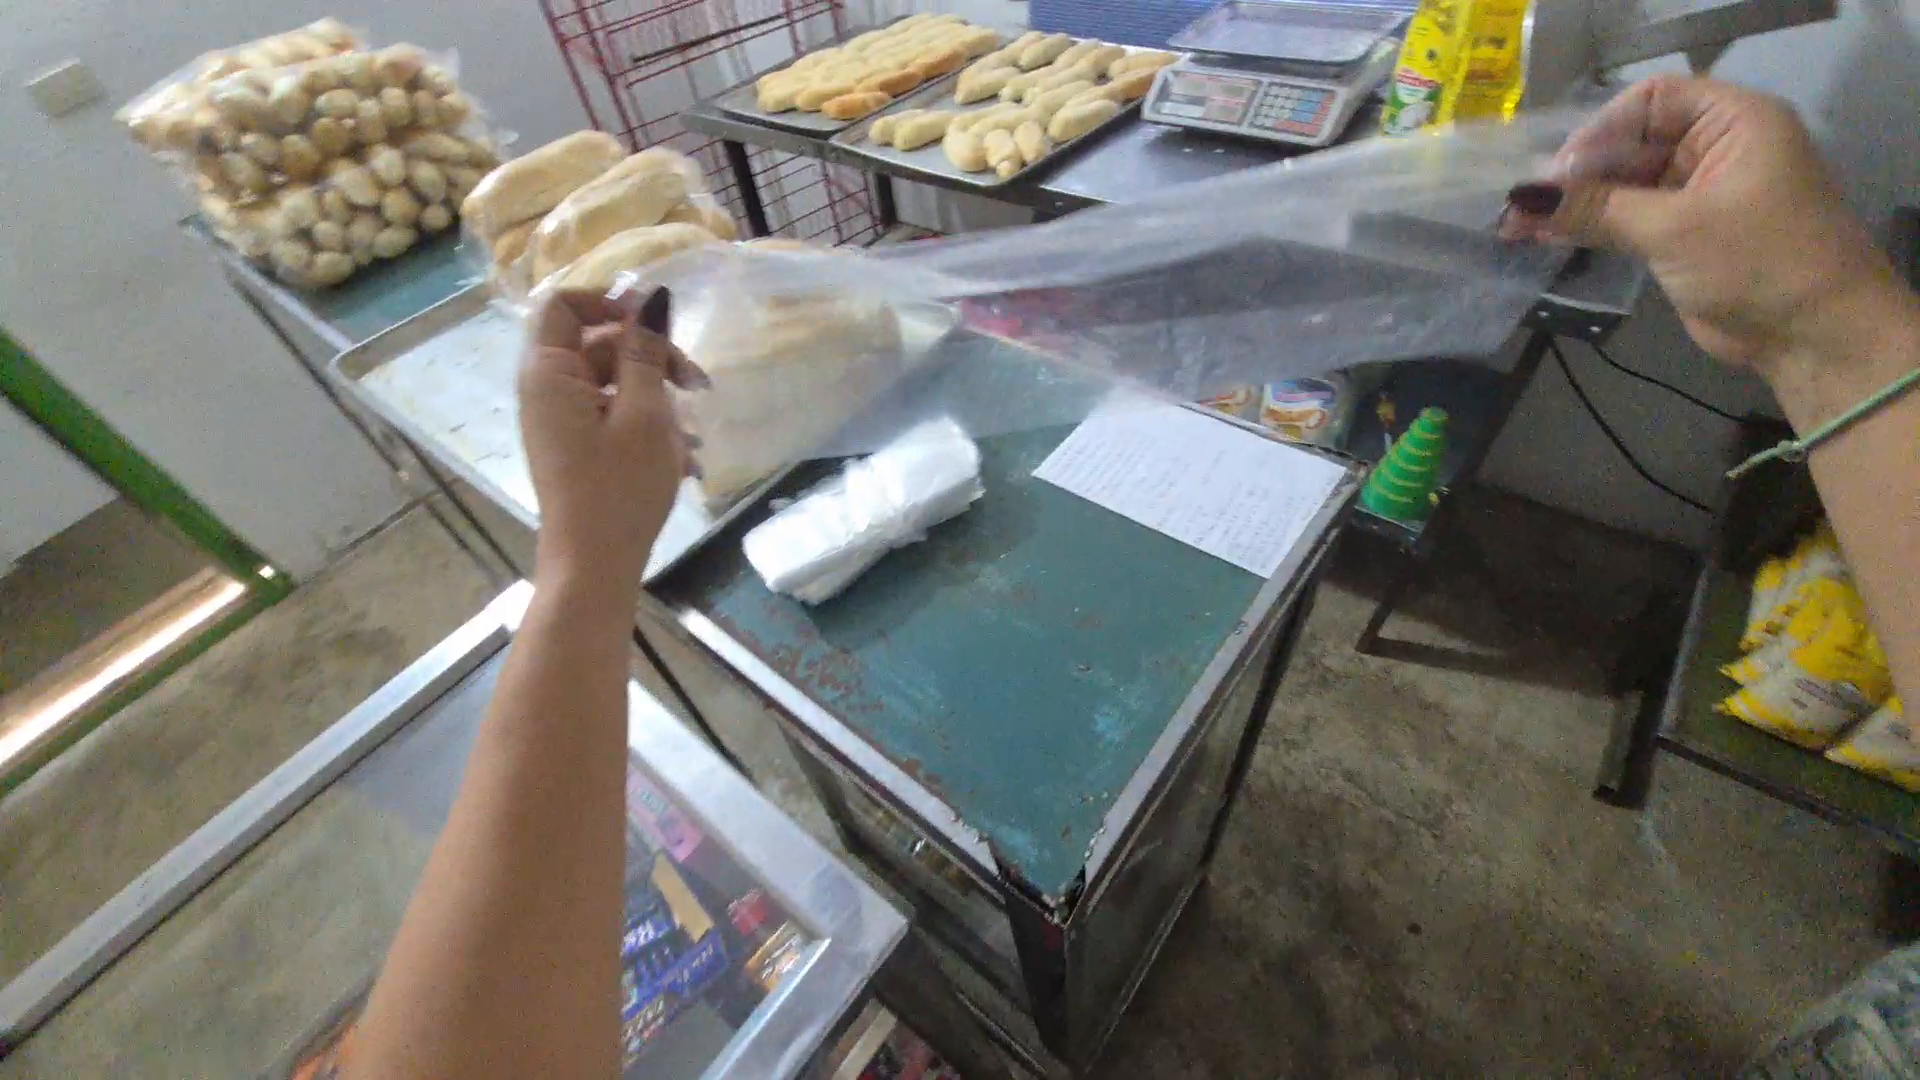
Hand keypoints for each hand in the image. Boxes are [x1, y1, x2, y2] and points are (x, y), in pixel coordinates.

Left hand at [519, 288, 704, 599]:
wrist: (595, 563)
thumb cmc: (620, 487)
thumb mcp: (644, 414)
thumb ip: (646, 352)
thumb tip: (653, 297)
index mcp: (549, 373)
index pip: (565, 305)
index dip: (611, 302)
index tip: (660, 323)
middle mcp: (548, 391)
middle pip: (598, 345)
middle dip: (650, 357)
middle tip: (698, 384)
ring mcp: (563, 422)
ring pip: (614, 383)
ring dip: (658, 396)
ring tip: (695, 435)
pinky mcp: (580, 448)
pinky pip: (614, 416)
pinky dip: (648, 425)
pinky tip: (685, 457)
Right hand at [1502, 76, 1913, 377]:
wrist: (1807, 329)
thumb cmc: (1758, 260)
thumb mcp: (1672, 227)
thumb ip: (1595, 208)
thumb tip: (1520, 197)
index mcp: (1733, 124)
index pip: (1652, 101)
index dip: (1600, 130)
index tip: (1555, 174)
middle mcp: (1712, 149)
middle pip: (1628, 144)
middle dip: (1571, 174)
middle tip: (1515, 206)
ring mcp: (1692, 193)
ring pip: (1616, 185)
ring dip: (1567, 205)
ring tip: (1512, 227)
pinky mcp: (1673, 233)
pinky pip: (1616, 218)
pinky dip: (1580, 226)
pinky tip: (1538, 237)